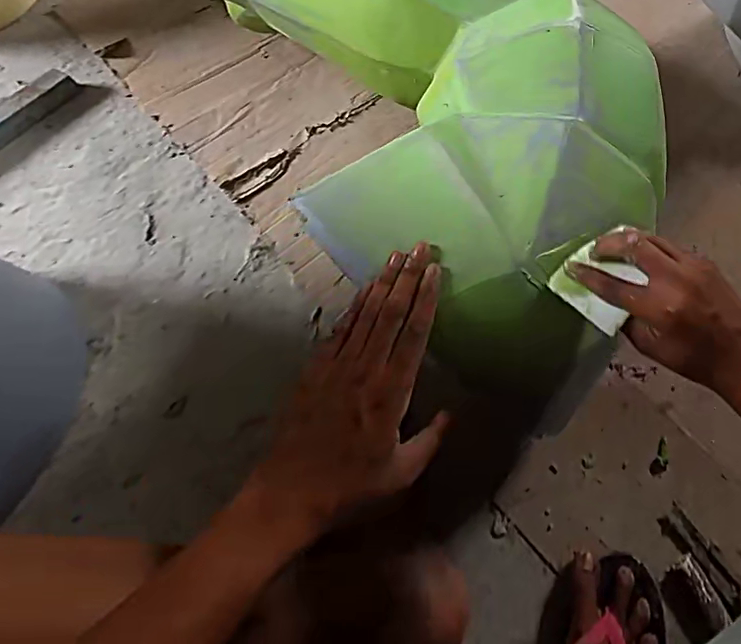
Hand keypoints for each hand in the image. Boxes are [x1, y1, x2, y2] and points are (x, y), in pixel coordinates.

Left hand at [244, 242, 451, 536]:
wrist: (288, 493)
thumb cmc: (350, 488)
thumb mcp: (401, 476)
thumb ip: (430, 441)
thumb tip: (452, 413)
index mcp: (391, 393)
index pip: (414, 334)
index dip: (426, 298)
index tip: (435, 270)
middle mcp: (366, 369)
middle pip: (391, 313)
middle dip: (407, 277)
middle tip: (420, 247)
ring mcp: (338, 366)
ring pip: (366, 314)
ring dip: (383, 282)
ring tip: (396, 256)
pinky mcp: (317, 369)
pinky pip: (341, 328)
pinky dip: (355, 305)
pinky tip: (365, 289)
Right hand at [566, 229, 740, 390]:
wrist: (739, 355)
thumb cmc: (692, 359)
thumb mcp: (651, 348)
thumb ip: (628, 321)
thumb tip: (612, 299)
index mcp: (660, 308)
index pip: (614, 285)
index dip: (589, 275)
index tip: (572, 266)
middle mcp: (675, 281)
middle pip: (633, 246)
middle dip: (608, 243)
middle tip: (596, 249)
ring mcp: (692, 267)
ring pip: (653, 239)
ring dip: (629, 239)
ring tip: (616, 244)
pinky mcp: (704, 262)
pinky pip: (671, 247)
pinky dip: (653, 248)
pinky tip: (646, 255)